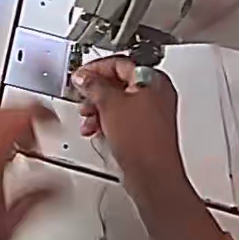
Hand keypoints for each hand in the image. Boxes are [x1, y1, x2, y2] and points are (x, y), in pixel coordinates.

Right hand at [74, 56, 189, 198]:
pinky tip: (97, 129)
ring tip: (88, 117)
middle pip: (119, 82)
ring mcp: (153, 113)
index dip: (96, 68)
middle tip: (83, 96)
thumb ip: (93, 85)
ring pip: (119, 101)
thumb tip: (83, 77)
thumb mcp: (109, 104)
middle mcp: (157, 93)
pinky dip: (108, 120)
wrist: (152, 176)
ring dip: (99, 107)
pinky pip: (123, 117)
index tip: (81, 76)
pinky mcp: (147, 131)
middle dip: (96, 91)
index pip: (119, 63)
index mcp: (153, 79)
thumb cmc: (142, 141)